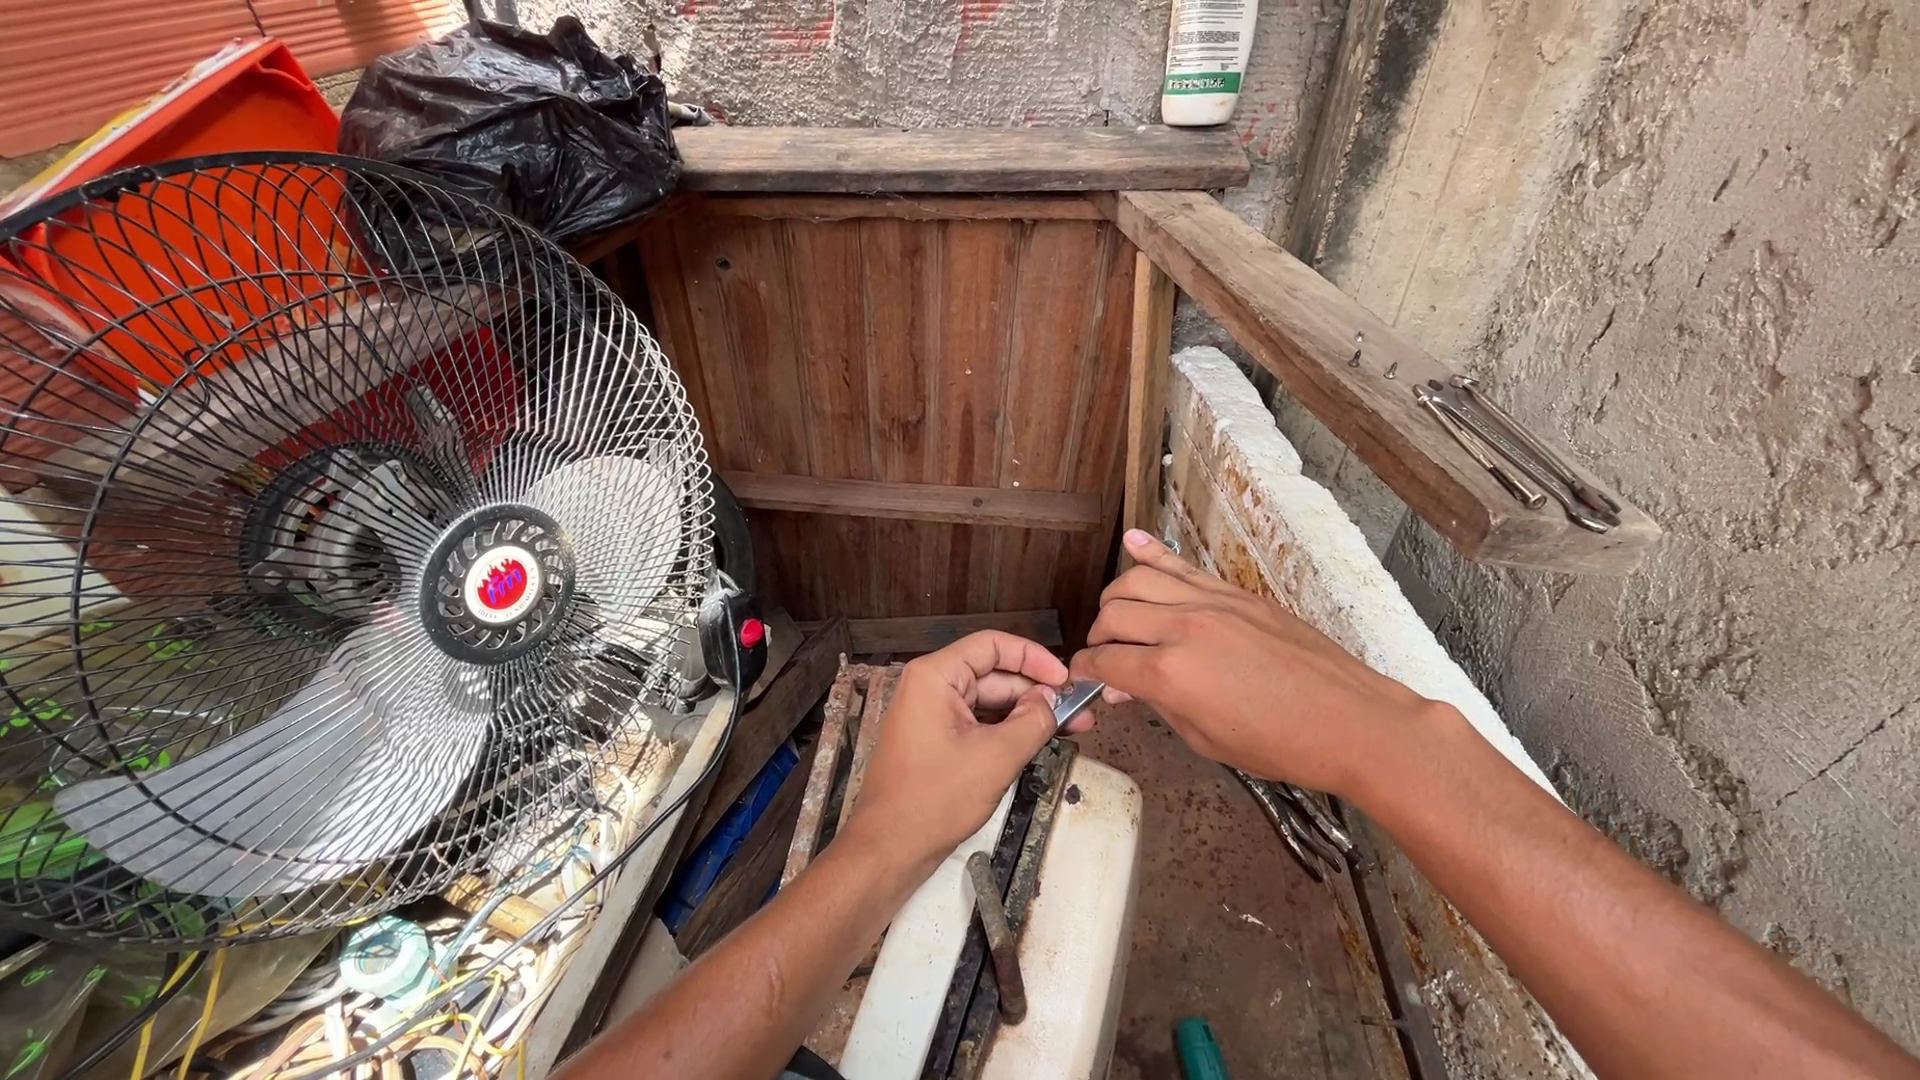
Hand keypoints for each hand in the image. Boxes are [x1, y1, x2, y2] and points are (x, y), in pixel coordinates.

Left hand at [841, 632, 1068, 873]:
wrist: (890, 848)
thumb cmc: (931, 801)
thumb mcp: (995, 757)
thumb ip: (1032, 721)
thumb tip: (1053, 701)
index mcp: (935, 677)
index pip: (992, 645)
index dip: (1033, 658)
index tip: (1064, 679)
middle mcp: (930, 687)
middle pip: (993, 674)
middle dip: (1036, 691)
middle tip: (1077, 709)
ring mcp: (932, 714)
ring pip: (989, 701)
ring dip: (1026, 713)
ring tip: (1068, 726)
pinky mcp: (937, 739)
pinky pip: (979, 723)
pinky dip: (1008, 730)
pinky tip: (1038, 740)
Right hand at [1070, 531, 1436, 798]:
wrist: (1350, 720)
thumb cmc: (1280, 743)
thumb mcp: (1205, 739)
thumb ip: (1157, 704)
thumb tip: (1124, 687)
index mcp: (1170, 675)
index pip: (1105, 663)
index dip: (1085, 672)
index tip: (1081, 677)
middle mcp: (1182, 629)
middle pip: (1113, 616)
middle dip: (1097, 637)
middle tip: (1103, 656)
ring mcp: (1210, 603)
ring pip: (1138, 580)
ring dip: (1116, 598)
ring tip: (1115, 617)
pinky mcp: (1233, 593)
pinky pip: (1181, 565)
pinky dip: (1151, 551)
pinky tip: (1130, 541)